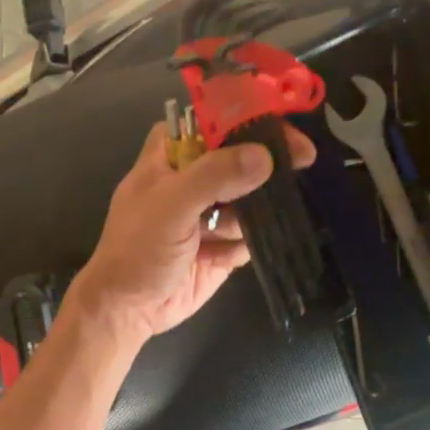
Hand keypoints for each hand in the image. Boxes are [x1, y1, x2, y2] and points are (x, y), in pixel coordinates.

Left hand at [65, 121, 316, 341]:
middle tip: (301, 162)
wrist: (128, 309)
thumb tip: (265, 157)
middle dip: (267, 165)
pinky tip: (224, 254)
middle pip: (244, 158)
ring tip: (229, 229)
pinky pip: (249, 237)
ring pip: (253, 198)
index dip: (253, 120)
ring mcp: (212, 213)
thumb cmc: (137, 250)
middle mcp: (196, 177)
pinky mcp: (223, 247)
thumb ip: (215, 176)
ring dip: (257, 211)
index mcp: (174, 152)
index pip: (219, 120)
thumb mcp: (171, 204)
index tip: (286, 130)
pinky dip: (246, 244)